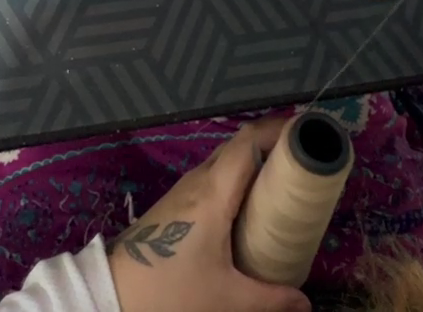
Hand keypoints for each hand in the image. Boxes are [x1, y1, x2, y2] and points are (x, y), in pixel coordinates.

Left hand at [108, 118, 311, 311]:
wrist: (115, 294)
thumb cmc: (171, 289)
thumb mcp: (225, 298)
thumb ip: (269, 299)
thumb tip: (306, 303)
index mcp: (215, 191)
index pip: (249, 140)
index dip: (278, 128)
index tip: (307, 131)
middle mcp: (200, 179)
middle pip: (240, 143)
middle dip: (273, 141)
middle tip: (304, 155)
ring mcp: (186, 187)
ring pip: (226, 157)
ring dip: (255, 156)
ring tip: (284, 174)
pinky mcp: (178, 200)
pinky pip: (216, 173)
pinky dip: (239, 173)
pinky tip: (251, 196)